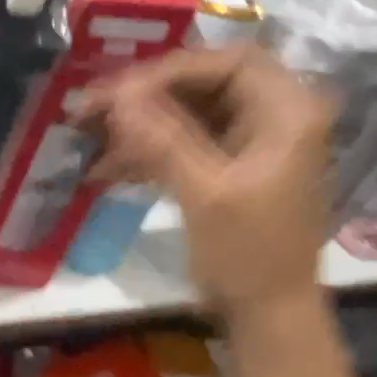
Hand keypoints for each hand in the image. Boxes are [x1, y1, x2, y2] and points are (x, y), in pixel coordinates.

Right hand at [77, 45, 334, 324]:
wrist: (267, 312)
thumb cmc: (247, 253)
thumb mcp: (205, 193)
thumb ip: (164, 141)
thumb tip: (118, 98)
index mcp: (287, 110)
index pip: (225, 64)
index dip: (167, 72)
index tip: (113, 93)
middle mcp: (276, 117)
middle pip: (205, 87)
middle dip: (145, 98)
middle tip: (88, 112)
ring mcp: (253, 147)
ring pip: (190, 117)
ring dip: (139, 127)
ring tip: (88, 141)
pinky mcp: (230, 174)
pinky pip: (185, 148)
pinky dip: (148, 153)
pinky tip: (108, 168)